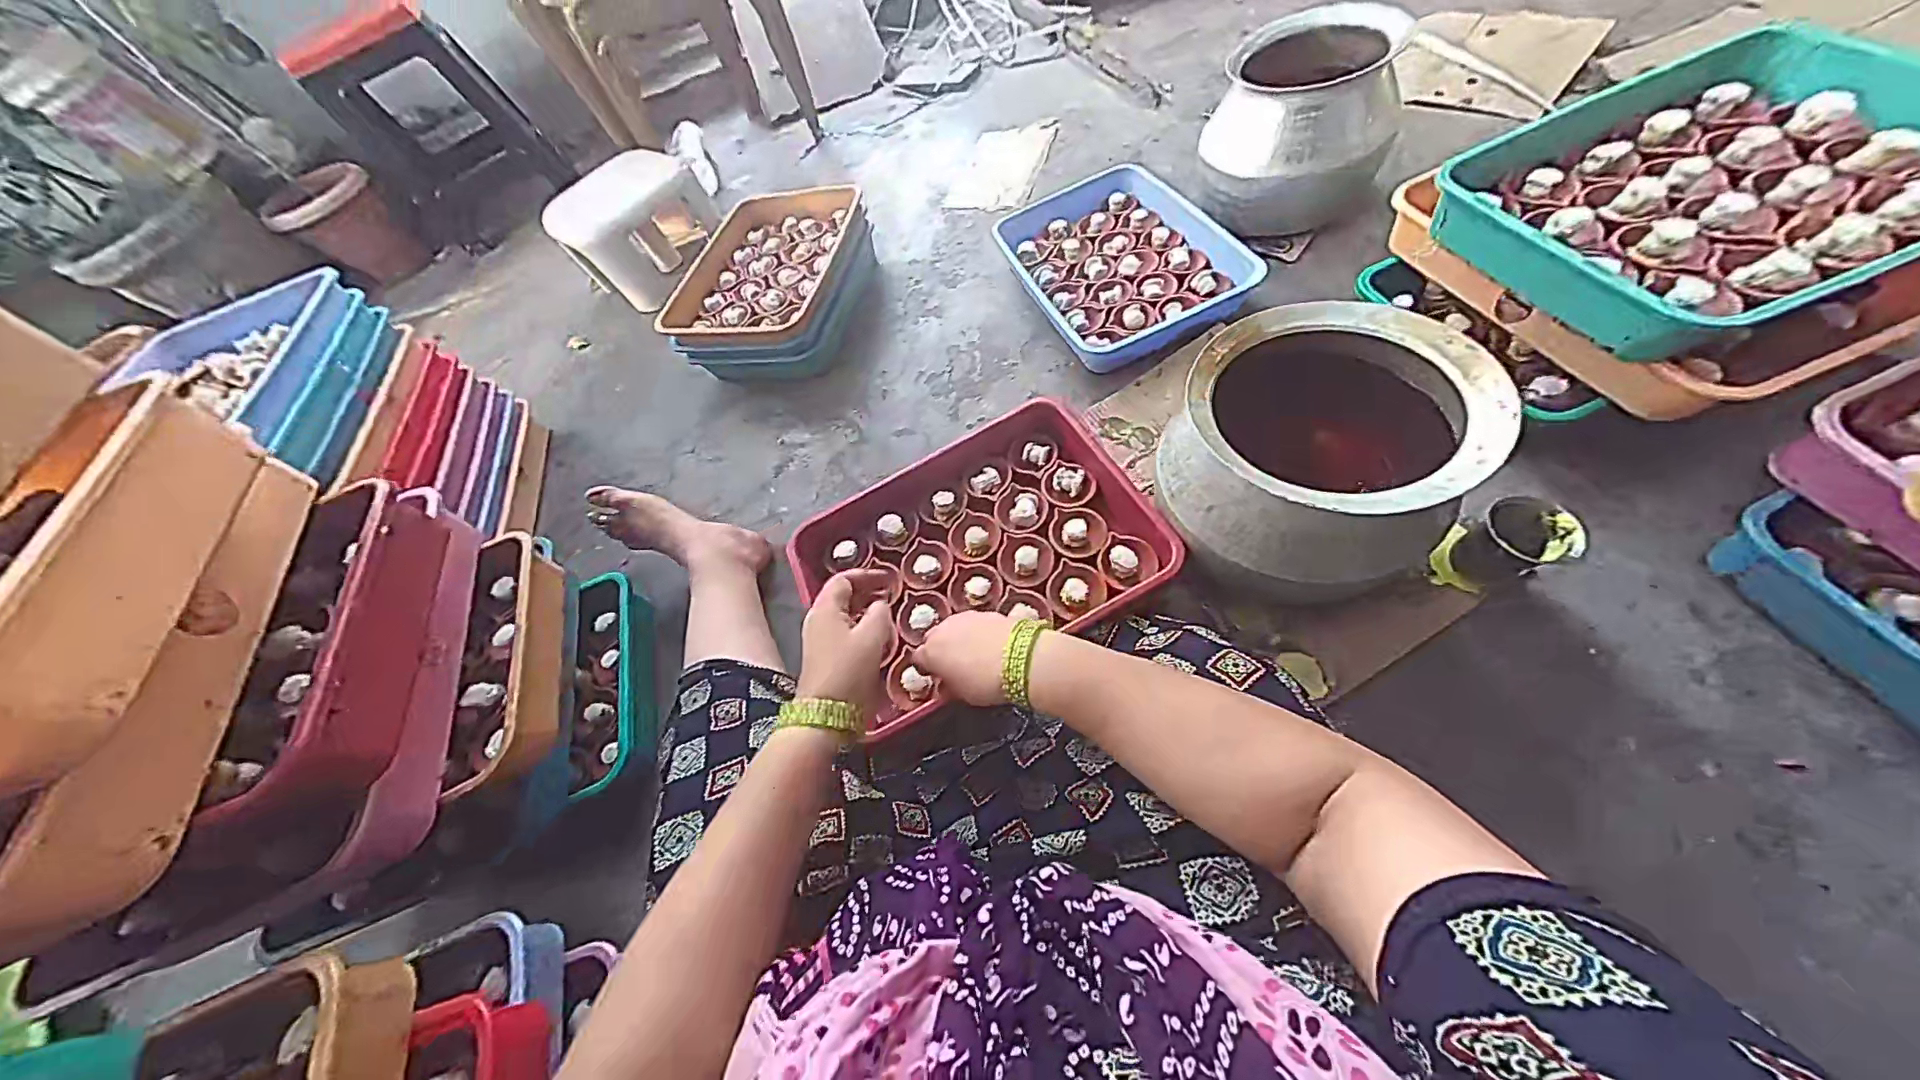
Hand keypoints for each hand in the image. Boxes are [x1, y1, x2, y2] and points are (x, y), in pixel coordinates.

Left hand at [796, 570, 895, 712]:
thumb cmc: (849, 671)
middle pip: (843, 596)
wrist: (826, 716)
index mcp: (825, 609)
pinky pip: (846, 632)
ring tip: (890, 614)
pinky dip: (862, 628)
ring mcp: (819, 640)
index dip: (867, 575)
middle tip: (892, 594)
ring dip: (867, 611)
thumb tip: (881, 605)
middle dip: (868, 592)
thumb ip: (880, 613)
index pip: (843, 579)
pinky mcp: (825, 657)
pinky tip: (879, 638)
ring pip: (845, 615)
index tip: (889, 579)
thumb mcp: (872, 637)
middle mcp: (818, 620)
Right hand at [912, 610, 1018, 705]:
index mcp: (930, 652)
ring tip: (976, 655)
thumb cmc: (986, 682)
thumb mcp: (963, 694)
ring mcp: (965, 617)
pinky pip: (975, 623)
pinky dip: (978, 632)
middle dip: (942, 650)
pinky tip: (991, 645)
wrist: (1022, 658)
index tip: (937, 677)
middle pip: (935, 639)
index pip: (919, 658)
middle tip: (955, 666)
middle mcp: (943, 629)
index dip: (928, 669)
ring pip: (955, 628)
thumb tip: (945, 687)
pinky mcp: (986, 611)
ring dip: (960, 638)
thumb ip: (949, 688)